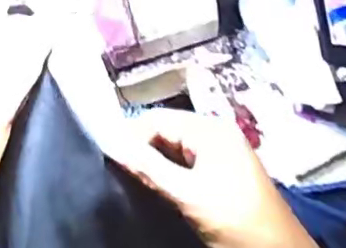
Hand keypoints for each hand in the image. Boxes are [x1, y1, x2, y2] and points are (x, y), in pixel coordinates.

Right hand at [111, 109, 314, 247]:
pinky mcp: (228, 173)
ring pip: (179, 148)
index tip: (108, 156)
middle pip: (168, 130)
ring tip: (134, 182)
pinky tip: (161, 190)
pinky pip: (192, 163)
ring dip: (157, 162)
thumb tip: (113, 145)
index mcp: (210, 128)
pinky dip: (174, 174)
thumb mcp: (189, 198)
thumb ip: (150, 170)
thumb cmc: (237, 226)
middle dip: (144, 148)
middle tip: (119, 172)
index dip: (132, 136)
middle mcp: (217, 131)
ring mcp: (225, 152)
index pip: (159, 119)